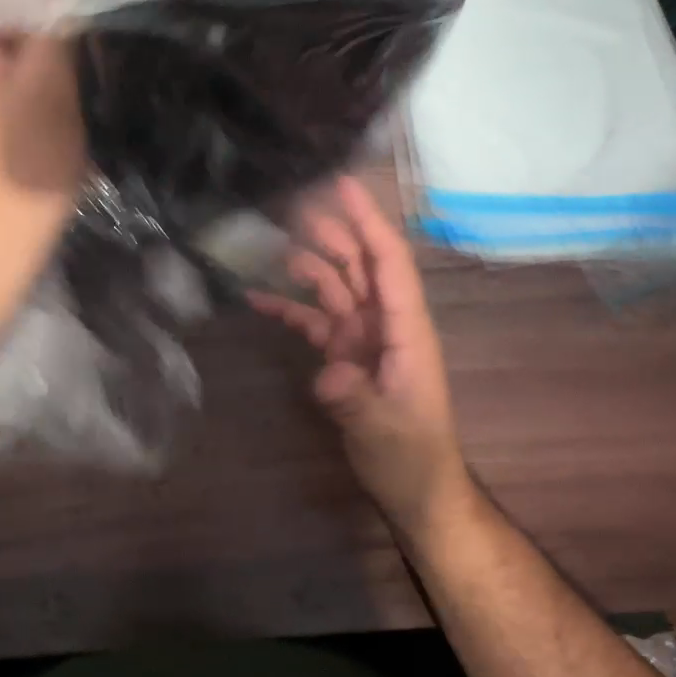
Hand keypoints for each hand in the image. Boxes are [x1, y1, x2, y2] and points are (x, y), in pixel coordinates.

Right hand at [249, 176, 469, 531]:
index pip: (388, 262)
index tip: (343, 186)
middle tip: (293, 203)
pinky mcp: (346, 356)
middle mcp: (385, 323)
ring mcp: (365, 338)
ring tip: (270, 243)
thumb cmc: (412, 456)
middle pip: (360, 264)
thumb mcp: (385, 430)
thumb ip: (356, 398)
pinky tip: (258, 299)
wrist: (417, 490)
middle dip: (333, 231)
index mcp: (406, 328)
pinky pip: (316, 320)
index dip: (368, 221)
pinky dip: (290, 308)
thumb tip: (328, 374)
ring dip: (308, 264)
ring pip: (336, 286)